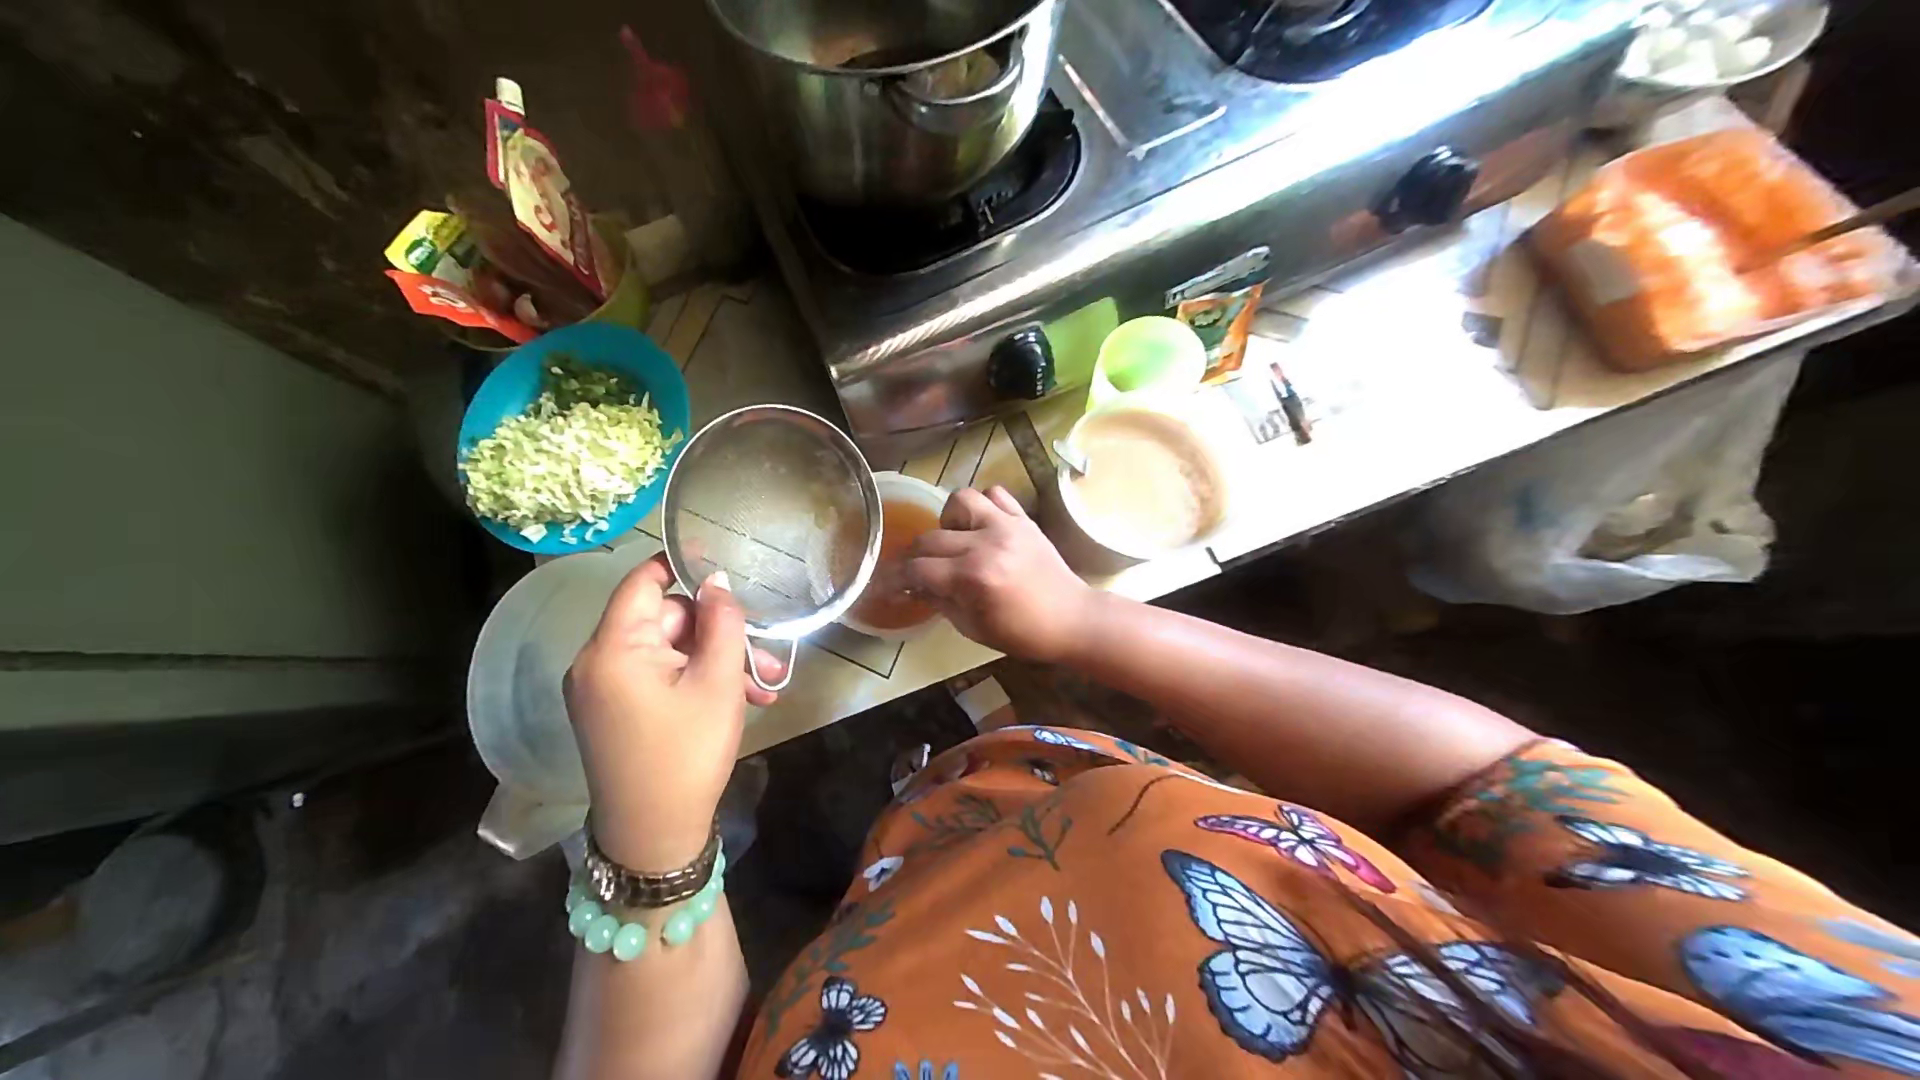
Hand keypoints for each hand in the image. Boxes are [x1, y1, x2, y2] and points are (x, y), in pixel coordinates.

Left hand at [563, 553, 783, 870]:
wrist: (654, 836)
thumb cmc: (688, 753)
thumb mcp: (718, 682)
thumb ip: (722, 623)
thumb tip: (717, 579)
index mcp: (613, 649)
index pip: (642, 582)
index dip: (680, 563)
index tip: (719, 555)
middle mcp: (598, 662)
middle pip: (667, 621)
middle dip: (720, 633)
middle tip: (767, 657)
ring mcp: (606, 689)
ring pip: (672, 652)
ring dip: (720, 661)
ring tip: (765, 688)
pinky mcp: (617, 711)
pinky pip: (661, 678)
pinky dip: (698, 681)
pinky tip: (743, 700)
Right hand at [905, 486, 1097, 662]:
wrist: (1071, 619)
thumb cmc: (1021, 632)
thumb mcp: (972, 627)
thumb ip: (939, 600)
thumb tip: (913, 585)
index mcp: (972, 578)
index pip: (917, 570)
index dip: (896, 579)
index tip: (888, 585)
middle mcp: (985, 545)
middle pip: (931, 539)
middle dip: (916, 557)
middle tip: (919, 571)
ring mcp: (1006, 526)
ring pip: (959, 501)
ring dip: (948, 521)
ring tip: (956, 541)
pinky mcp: (1023, 519)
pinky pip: (994, 494)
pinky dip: (983, 506)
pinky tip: (982, 527)